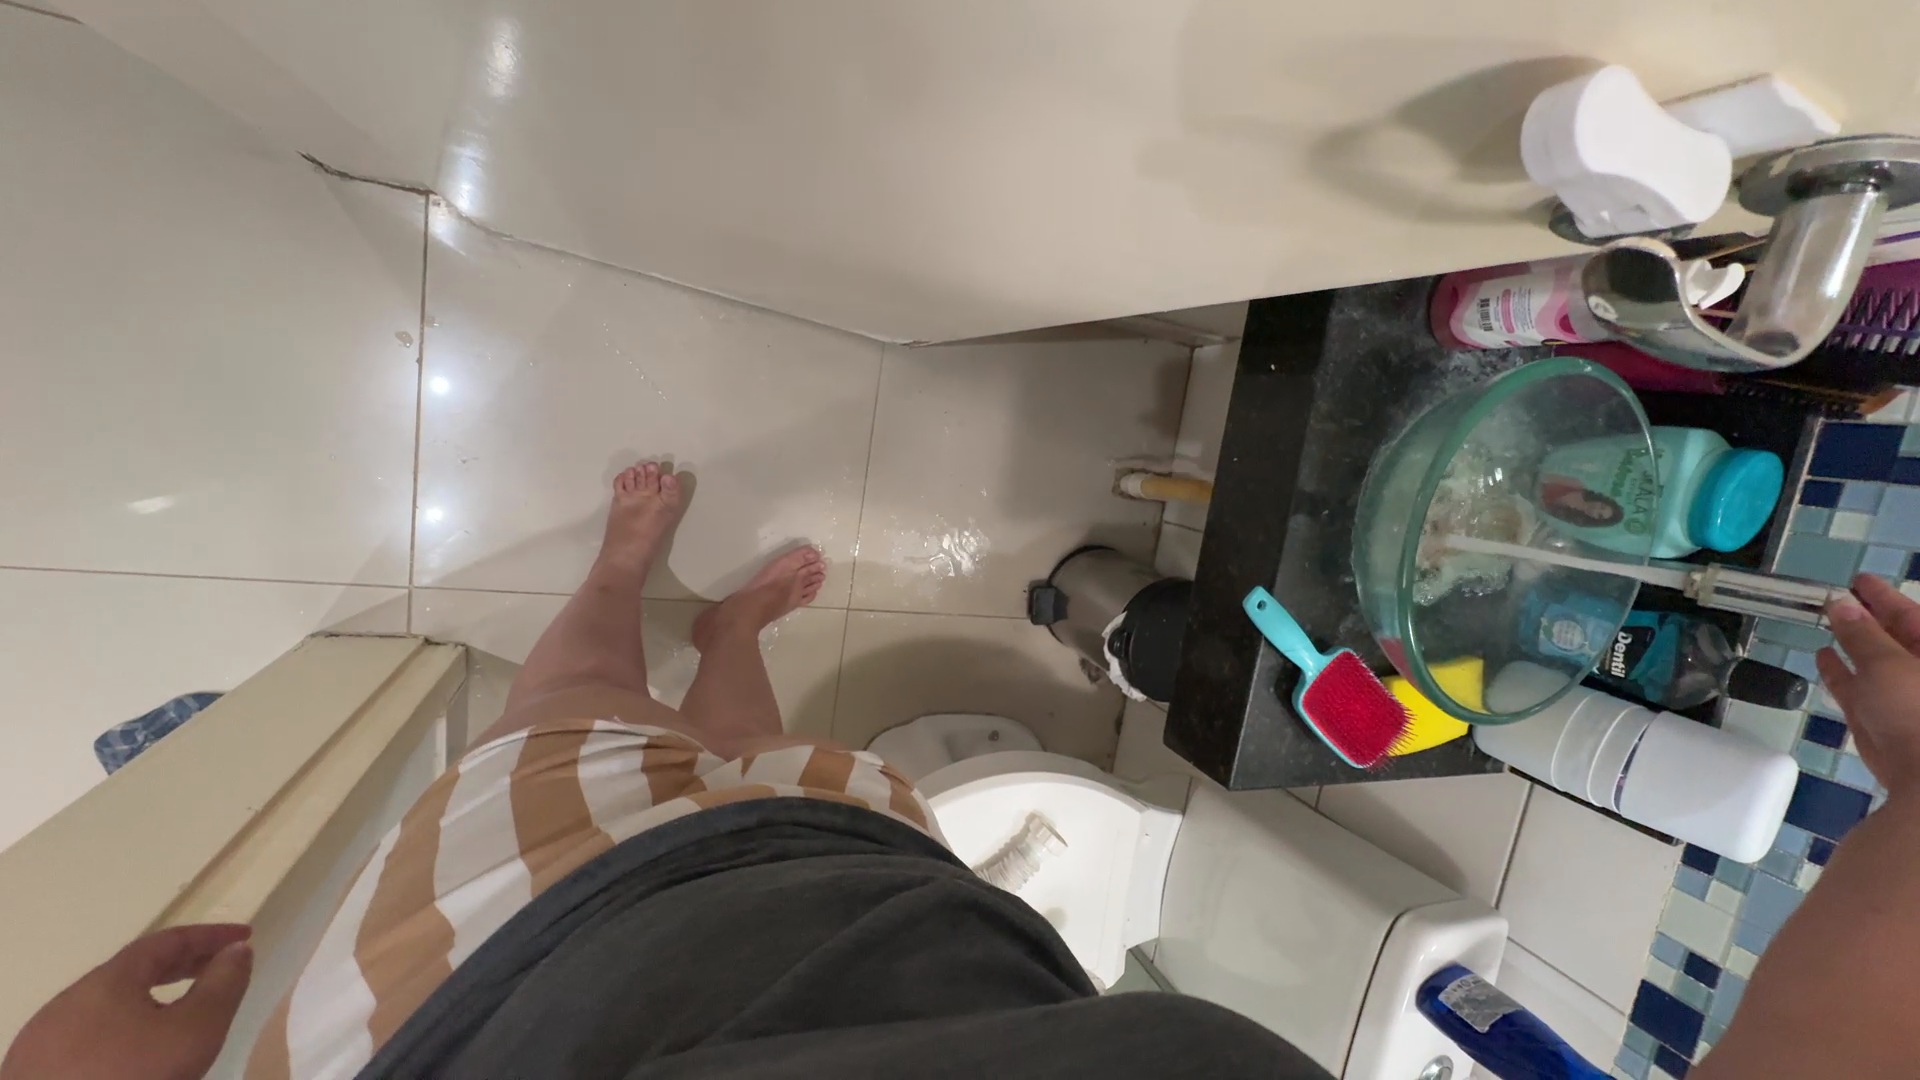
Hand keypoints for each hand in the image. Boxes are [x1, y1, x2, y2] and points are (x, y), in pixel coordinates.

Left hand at [1, 924, 252, 1079]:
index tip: (245, 937)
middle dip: (184, 962)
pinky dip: (127, 1021)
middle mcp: (64, 1006)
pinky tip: (142, 1042)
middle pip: (132, 969)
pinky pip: (89, 1031)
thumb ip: (225, 980)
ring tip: (187, 1004)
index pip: (163, 942)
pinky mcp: (31, 1075)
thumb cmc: (138, 1075)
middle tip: (222, 965)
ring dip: (154, 993)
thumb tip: (236, 950)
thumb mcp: (199, 1025)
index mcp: (102, 984)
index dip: (210, 934)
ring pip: (108, 1002)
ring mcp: (39, 1044)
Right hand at [1818, 575, 1919, 798]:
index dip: (1886, 598)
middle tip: (1838, 597)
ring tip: (1826, 620)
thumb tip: (1839, 603)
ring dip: (1852, 642)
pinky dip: (1841, 671)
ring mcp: (1905, 698)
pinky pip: (1859, 686)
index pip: (1917, 619)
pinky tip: (1823, 656)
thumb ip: (1862, 634)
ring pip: (1876, 662)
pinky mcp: (1881, 717)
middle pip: (1899, 639)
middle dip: (1868, 618)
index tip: (1858, 580)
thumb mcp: (1890, 666)